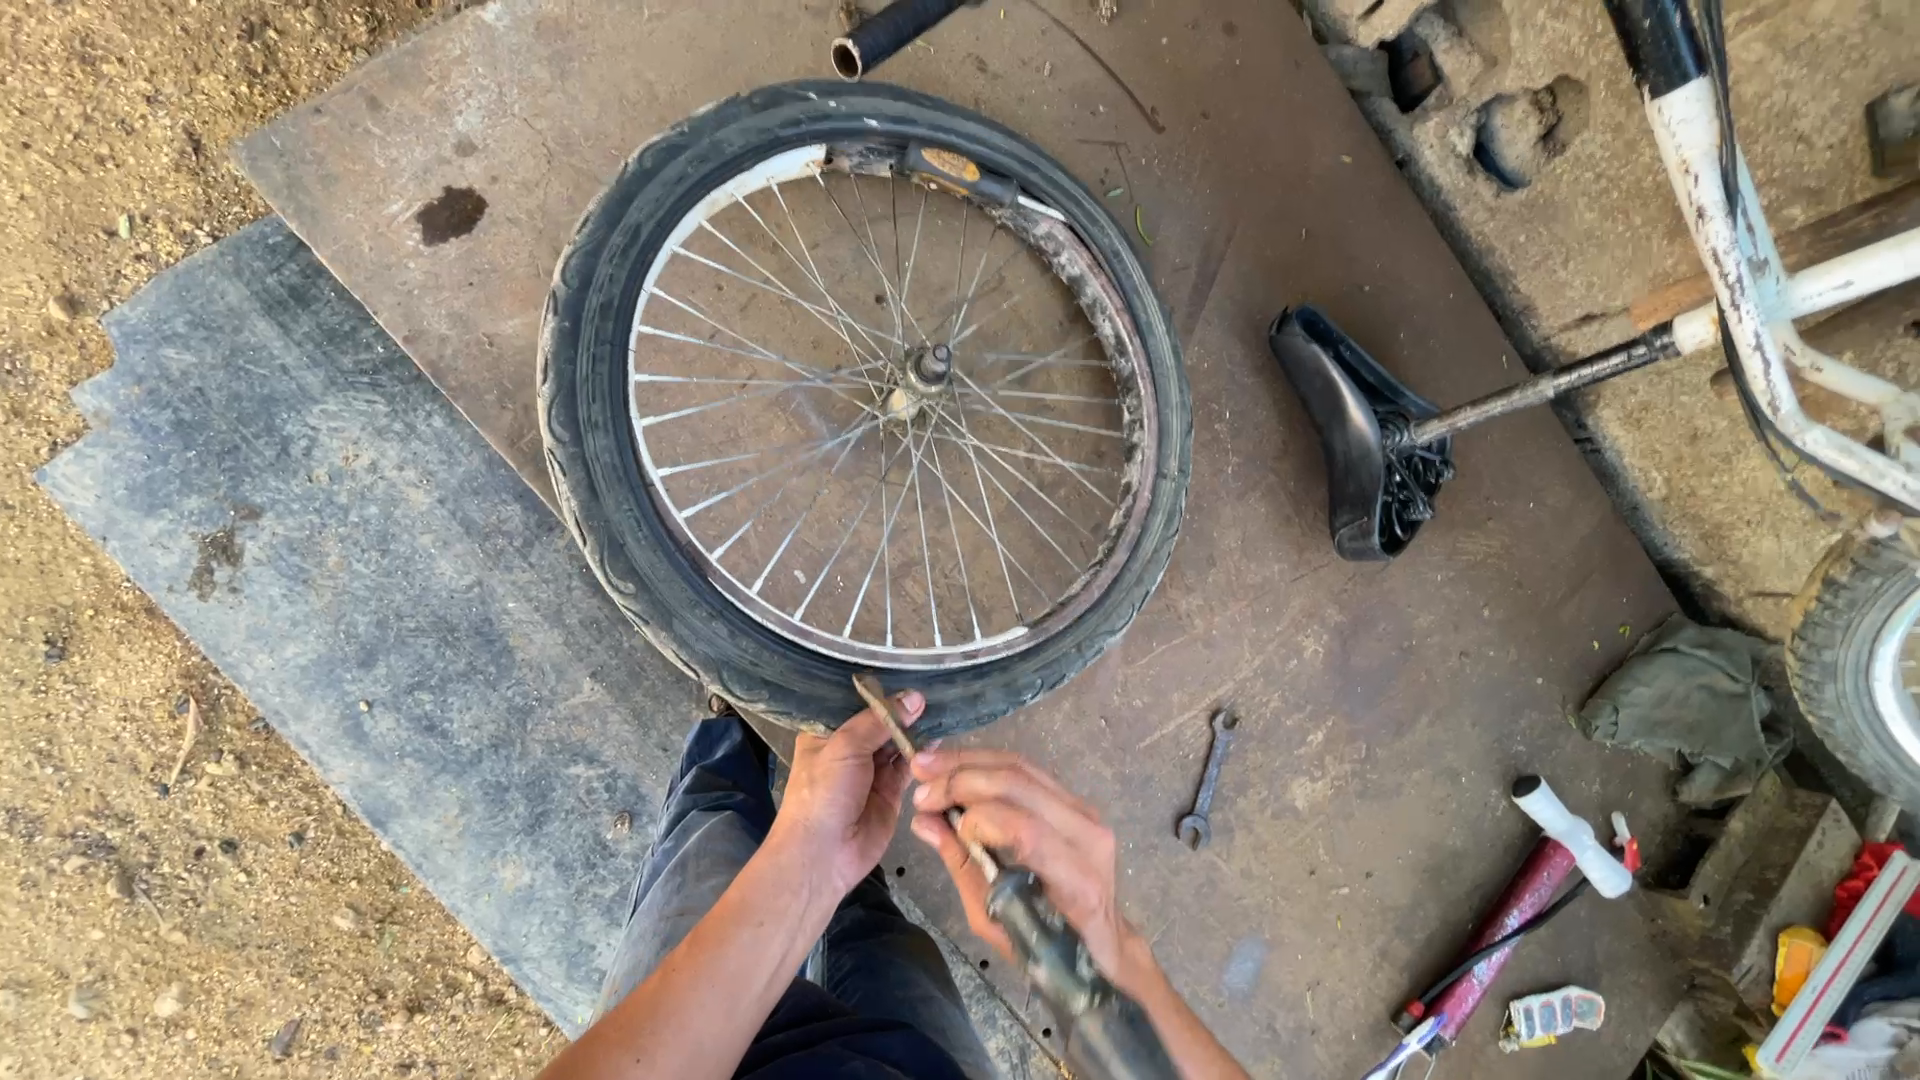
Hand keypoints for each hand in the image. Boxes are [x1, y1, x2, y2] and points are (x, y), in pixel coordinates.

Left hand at [768, 689, 923, 896]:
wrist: (823, 854)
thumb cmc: (823, 792)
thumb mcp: (845, 746)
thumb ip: (880, 720)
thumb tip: (915, 697)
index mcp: (826, 733)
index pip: (855, 705)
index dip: (879, 692)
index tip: (907, 670)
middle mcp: (848, 749)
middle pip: (880, 723)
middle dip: (902, 710)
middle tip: (932, 688)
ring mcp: (870, 771)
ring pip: (897, 743)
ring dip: (915, 730)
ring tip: (941, 707)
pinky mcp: (890, 792)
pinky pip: (909, 767)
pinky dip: (922, 754)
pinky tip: (939, 737)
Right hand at [908, 750, 1155, 998]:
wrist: (1100, 942)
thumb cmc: (1047, 946)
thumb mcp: (996, 920)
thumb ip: (963, 864)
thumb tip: (925, 822)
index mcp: (1076, 879)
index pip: (1027, 830)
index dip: (978, 817)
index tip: (934, 817)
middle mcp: (1087, 834)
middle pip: (1020, 784)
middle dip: (961, 777)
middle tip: (918, 778)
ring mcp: (1086, 811)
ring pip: (1022, 768)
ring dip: (968, 761)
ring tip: (927, 764)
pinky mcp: (1075, 799)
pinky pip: (1027, 771)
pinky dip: (985, 765)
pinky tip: (955, 766)